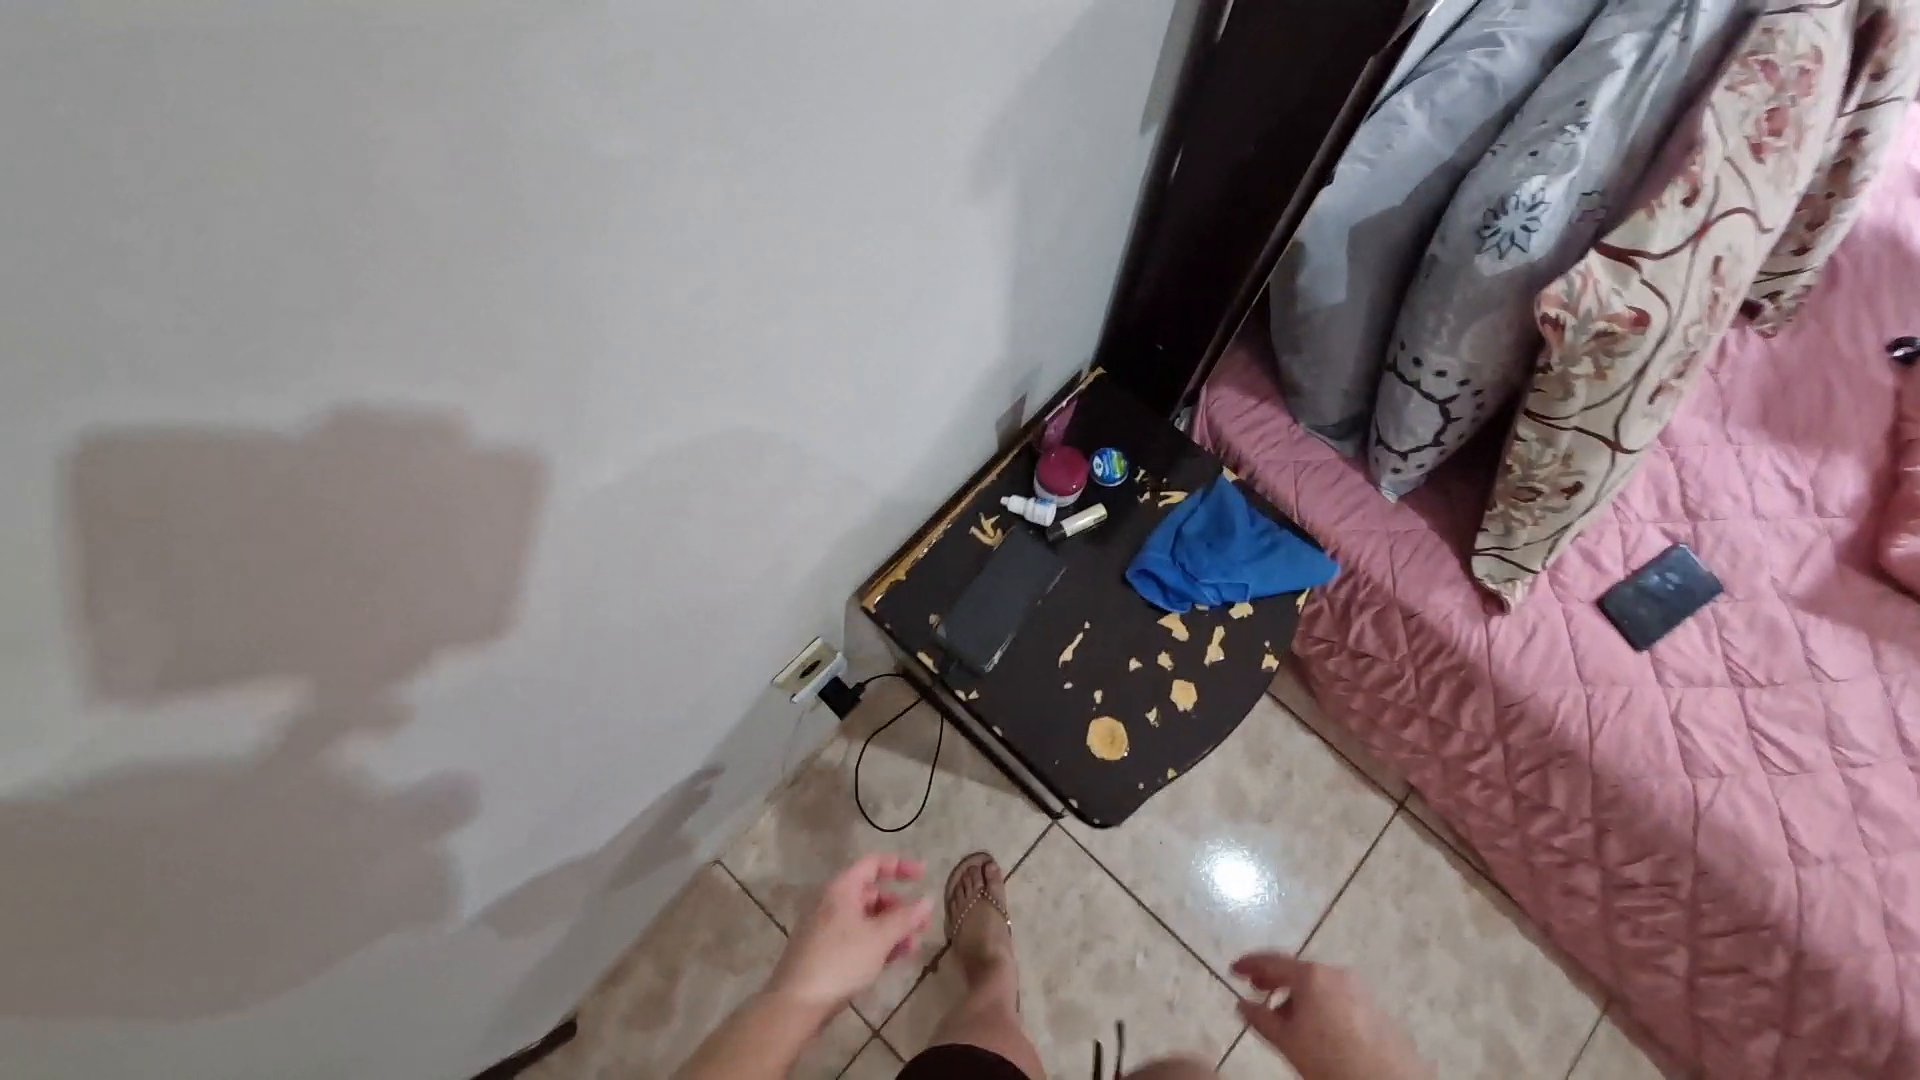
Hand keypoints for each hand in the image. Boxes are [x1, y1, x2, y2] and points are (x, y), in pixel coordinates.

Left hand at [767, 855, 934, 1011]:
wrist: (796, 1005)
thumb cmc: (839, 962)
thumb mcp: (878, 938)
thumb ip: (905, 918)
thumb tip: (928, 899)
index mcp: (842, 889)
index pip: (874, 864)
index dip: (900, 866)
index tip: (924, 875)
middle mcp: (834, 903)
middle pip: (873, 894)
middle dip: (901, 907)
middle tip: (923, 924)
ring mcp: (828, 929)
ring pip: (867, 920)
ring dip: (893, 929)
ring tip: (913, 947)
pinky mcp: (826, 953)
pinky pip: (858, 939)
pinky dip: (878, 944)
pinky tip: (895, 959)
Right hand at [1231, 952, 1429, 1079]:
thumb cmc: (1332, 1064)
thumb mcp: (1288, 1043)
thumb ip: (1260, 1018)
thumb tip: (1242, 1004)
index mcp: (1312, 976)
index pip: (1272, 961)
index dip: (1250, 964)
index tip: (1233, 969)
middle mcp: (1337, 974)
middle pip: (1299, 971)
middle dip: (1275, 979)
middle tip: (1256, 989)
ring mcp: (1361, 990)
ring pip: (1321, 985)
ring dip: (1300, 995)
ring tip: (1287, 1018)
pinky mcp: (1378, 1009)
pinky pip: (1340, 998)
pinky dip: (1322, 1005)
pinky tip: (1318, 1029)